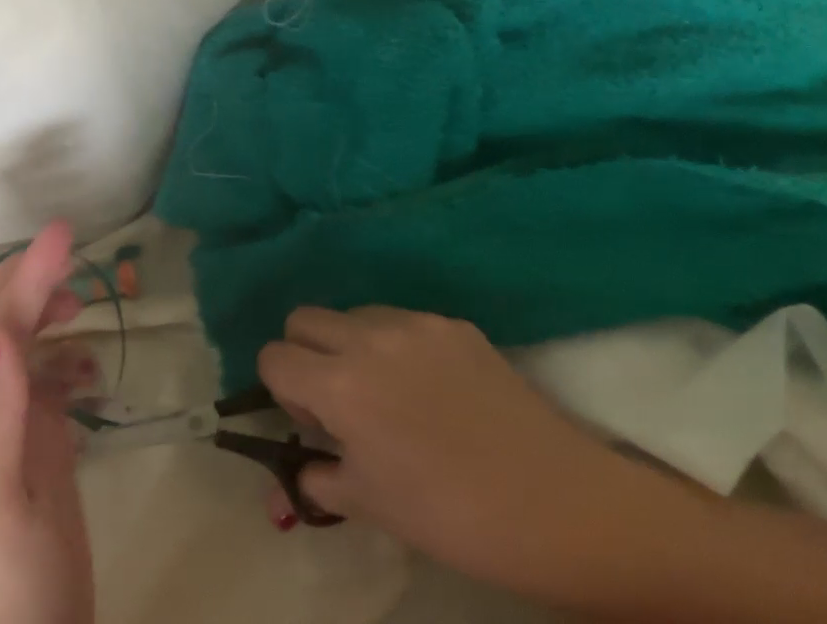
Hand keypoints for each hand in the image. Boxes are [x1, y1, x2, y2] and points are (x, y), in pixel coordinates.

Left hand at [0, 221, 94, 623]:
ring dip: (48, 324)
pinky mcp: (38, 461)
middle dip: (30, 289)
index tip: (64, 232)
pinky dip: (67, 369)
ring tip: (86, 310)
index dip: (24, 276)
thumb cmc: (4, 582)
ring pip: (23, 359)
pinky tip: (91, 371)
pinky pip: (48, 395)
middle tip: (78, 268)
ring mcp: (10, 439)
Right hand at [258, 306, 672, 604]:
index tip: (316, 424)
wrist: (554, 503)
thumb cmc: (448, 514)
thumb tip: (287, 482)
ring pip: (355, 313)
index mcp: (339, 384)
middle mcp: (370, 338)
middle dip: (306, 354)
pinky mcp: (457, 325)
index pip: (273, 356)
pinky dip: (399, 345)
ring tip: (390, 392)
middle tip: (340, 401)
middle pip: (304, 318)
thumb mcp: (368, 505)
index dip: (283, 391)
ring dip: (352, 344)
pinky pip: (405, 321)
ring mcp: (418, 325)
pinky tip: (434, 389)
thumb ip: (315, 480)